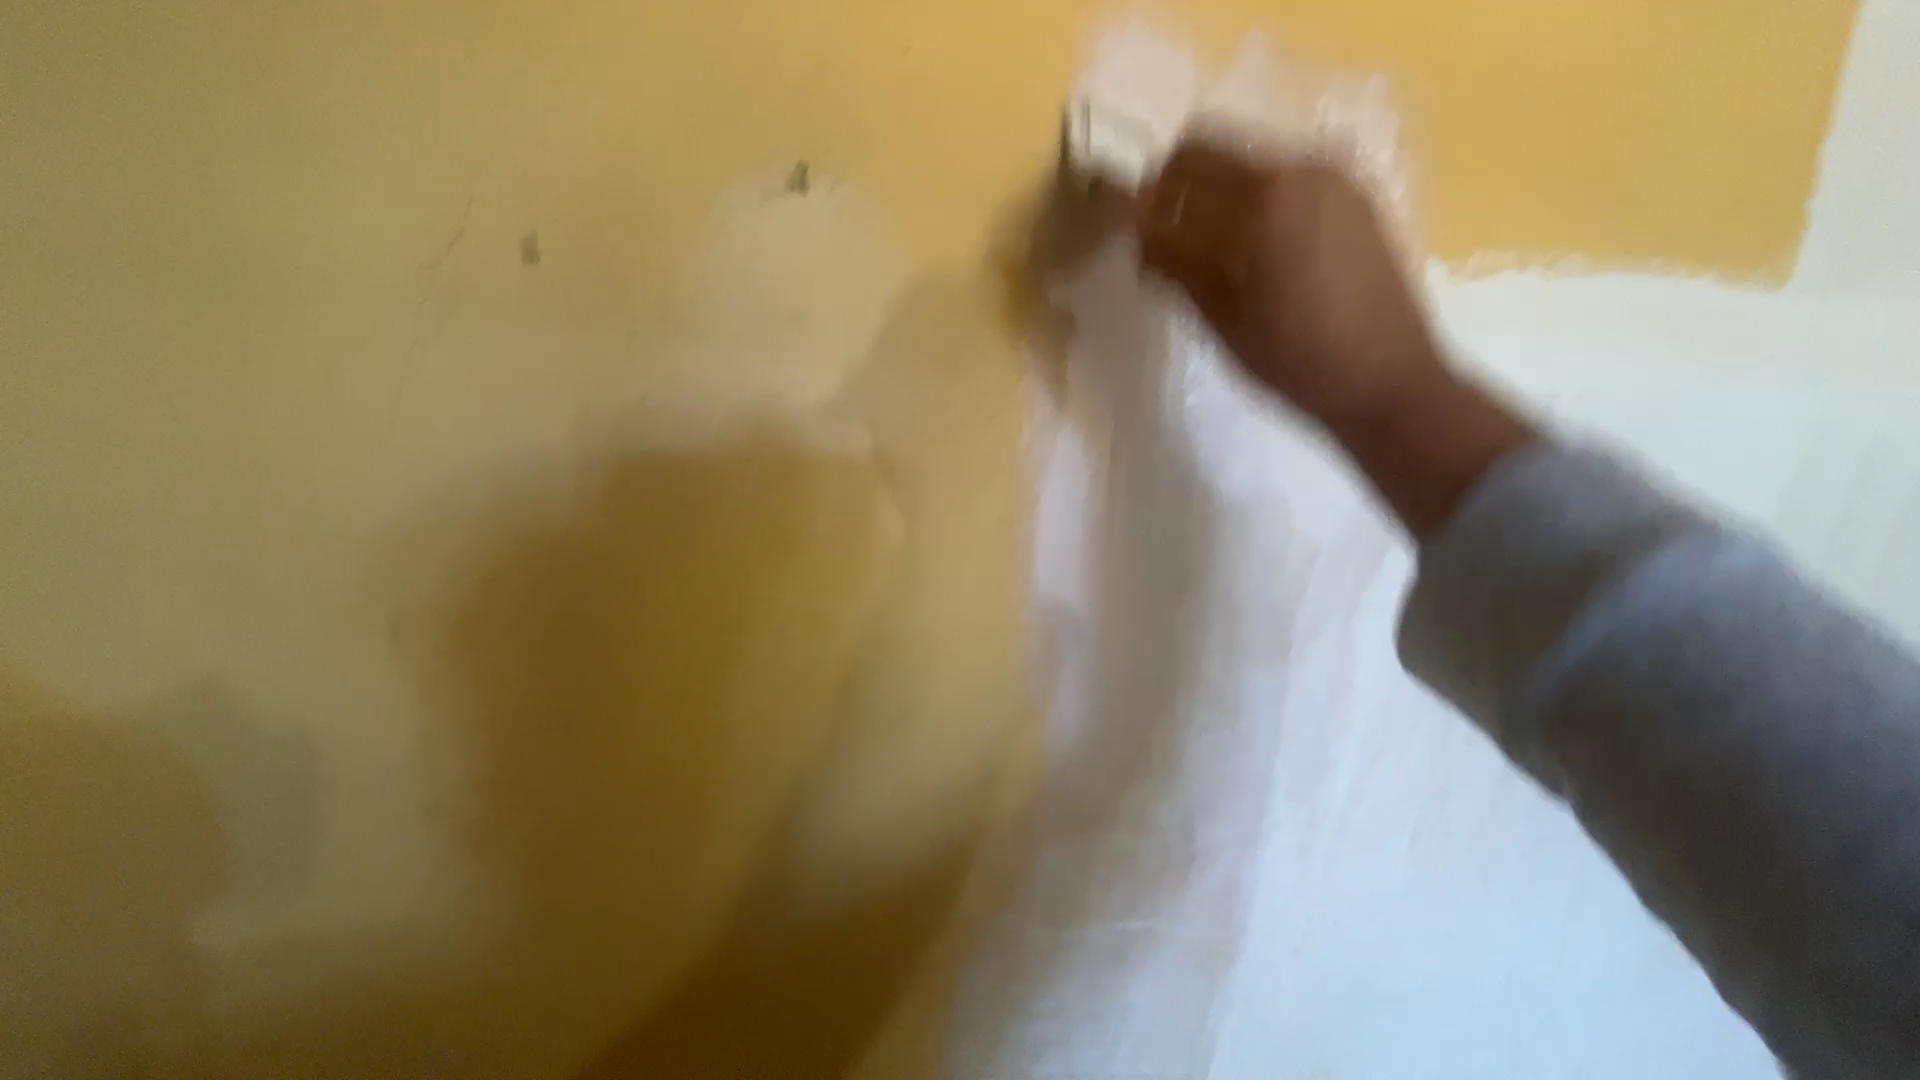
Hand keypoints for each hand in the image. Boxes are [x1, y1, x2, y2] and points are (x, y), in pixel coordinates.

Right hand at [1133, 136, 1444, 429]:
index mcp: (1267, 191)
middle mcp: (1307, 167)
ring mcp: (1341, 183)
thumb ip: (1172, 258)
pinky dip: (1263, 214)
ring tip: (1219, 266)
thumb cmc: (1294, 357)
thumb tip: (1133, 225)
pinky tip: (1263, 267)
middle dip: (1189, 196)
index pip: (1190, 155)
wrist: (1389, 383)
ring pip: (1259, 174)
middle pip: (1226, 156)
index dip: (1154, 188)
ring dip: (1226, 207)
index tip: (1139, 230)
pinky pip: (1293, 191)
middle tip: (1172, 251)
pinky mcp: (1361, 205)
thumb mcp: (1219, 315)